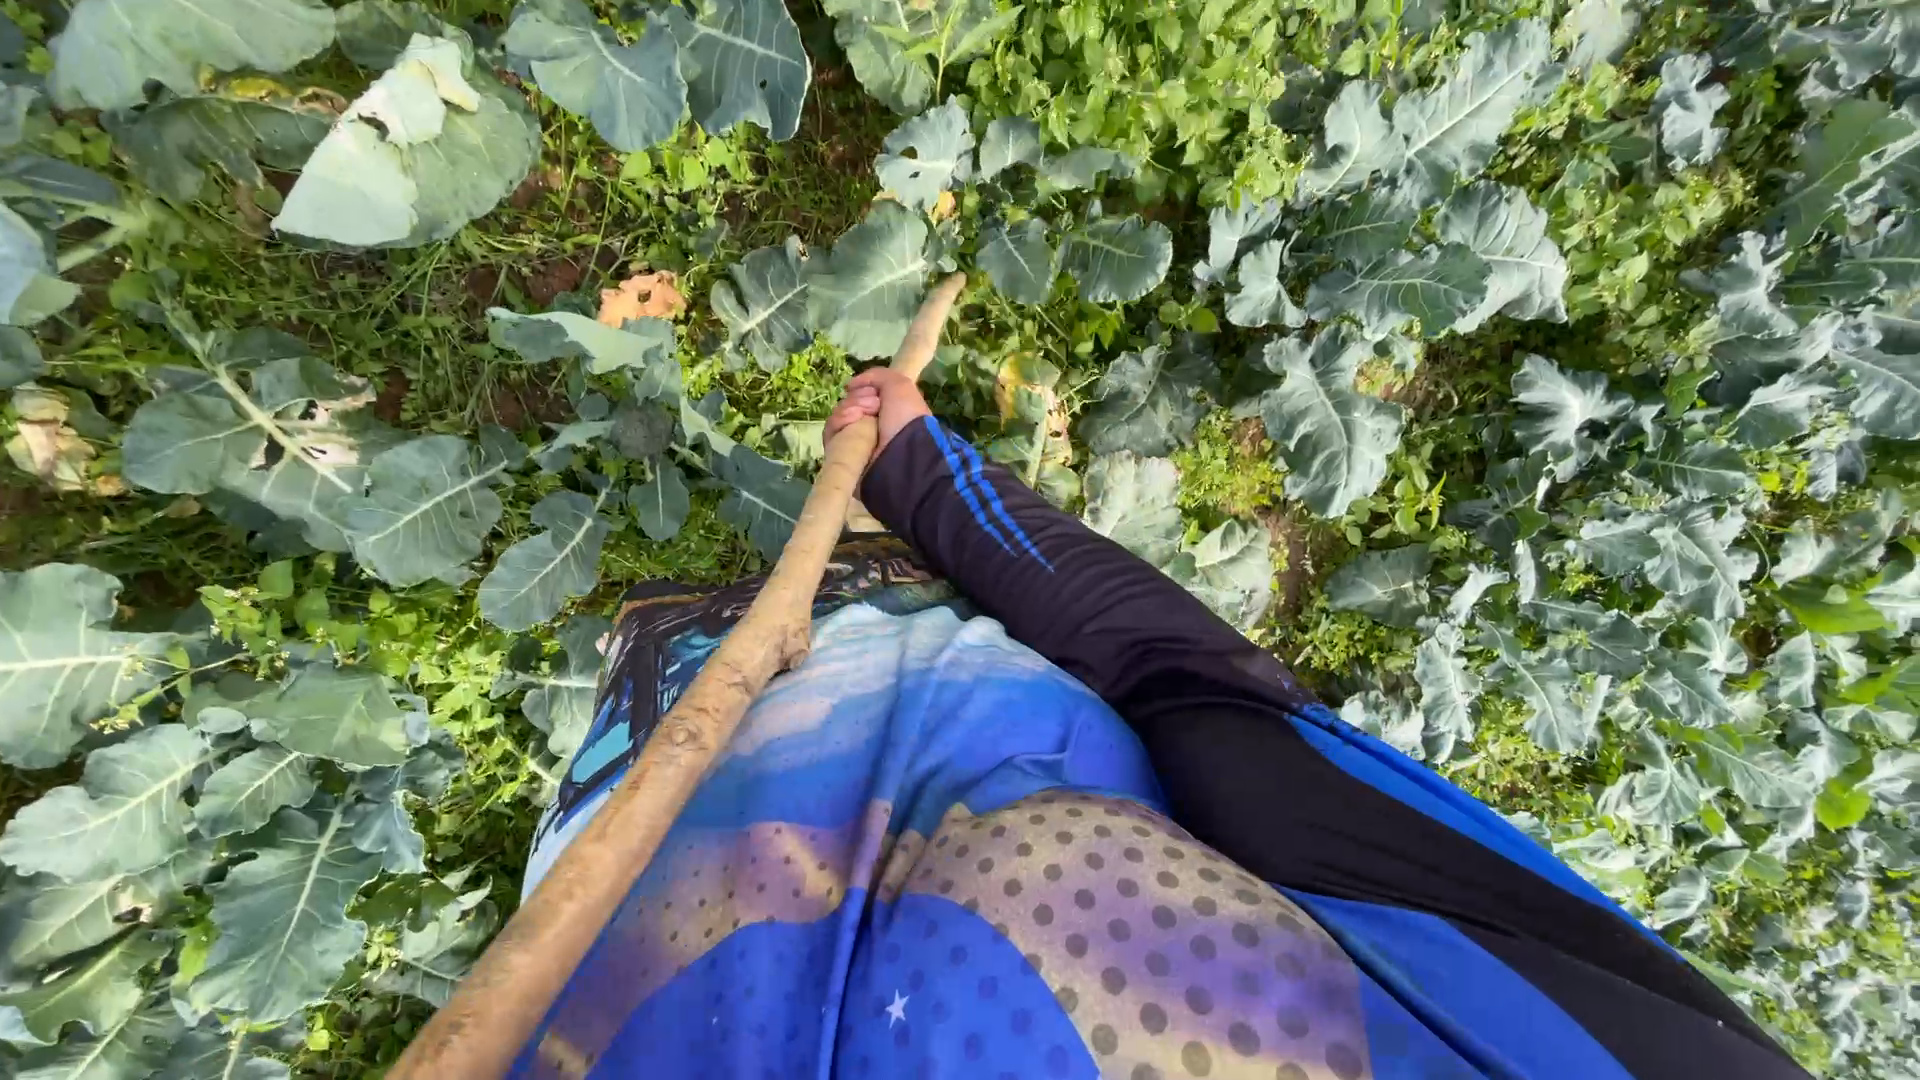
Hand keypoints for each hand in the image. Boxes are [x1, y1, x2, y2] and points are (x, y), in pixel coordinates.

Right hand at [823, 367, 931, 464]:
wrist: (903, 453)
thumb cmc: (905, 418)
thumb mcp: (900, 385)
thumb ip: (877, 376)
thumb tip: (851, 385)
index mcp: (884, 413)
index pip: (861, 394)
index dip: (864, 389)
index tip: (874, 393)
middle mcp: (869, 427)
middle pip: (848, 403)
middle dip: (858, 400)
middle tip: (873, 407)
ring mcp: (855, 441)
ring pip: (838, 415)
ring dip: (850, 409)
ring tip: (865, 417)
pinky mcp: (841, 454)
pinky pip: (831, 431)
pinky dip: (840, 422)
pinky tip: (853, 424)